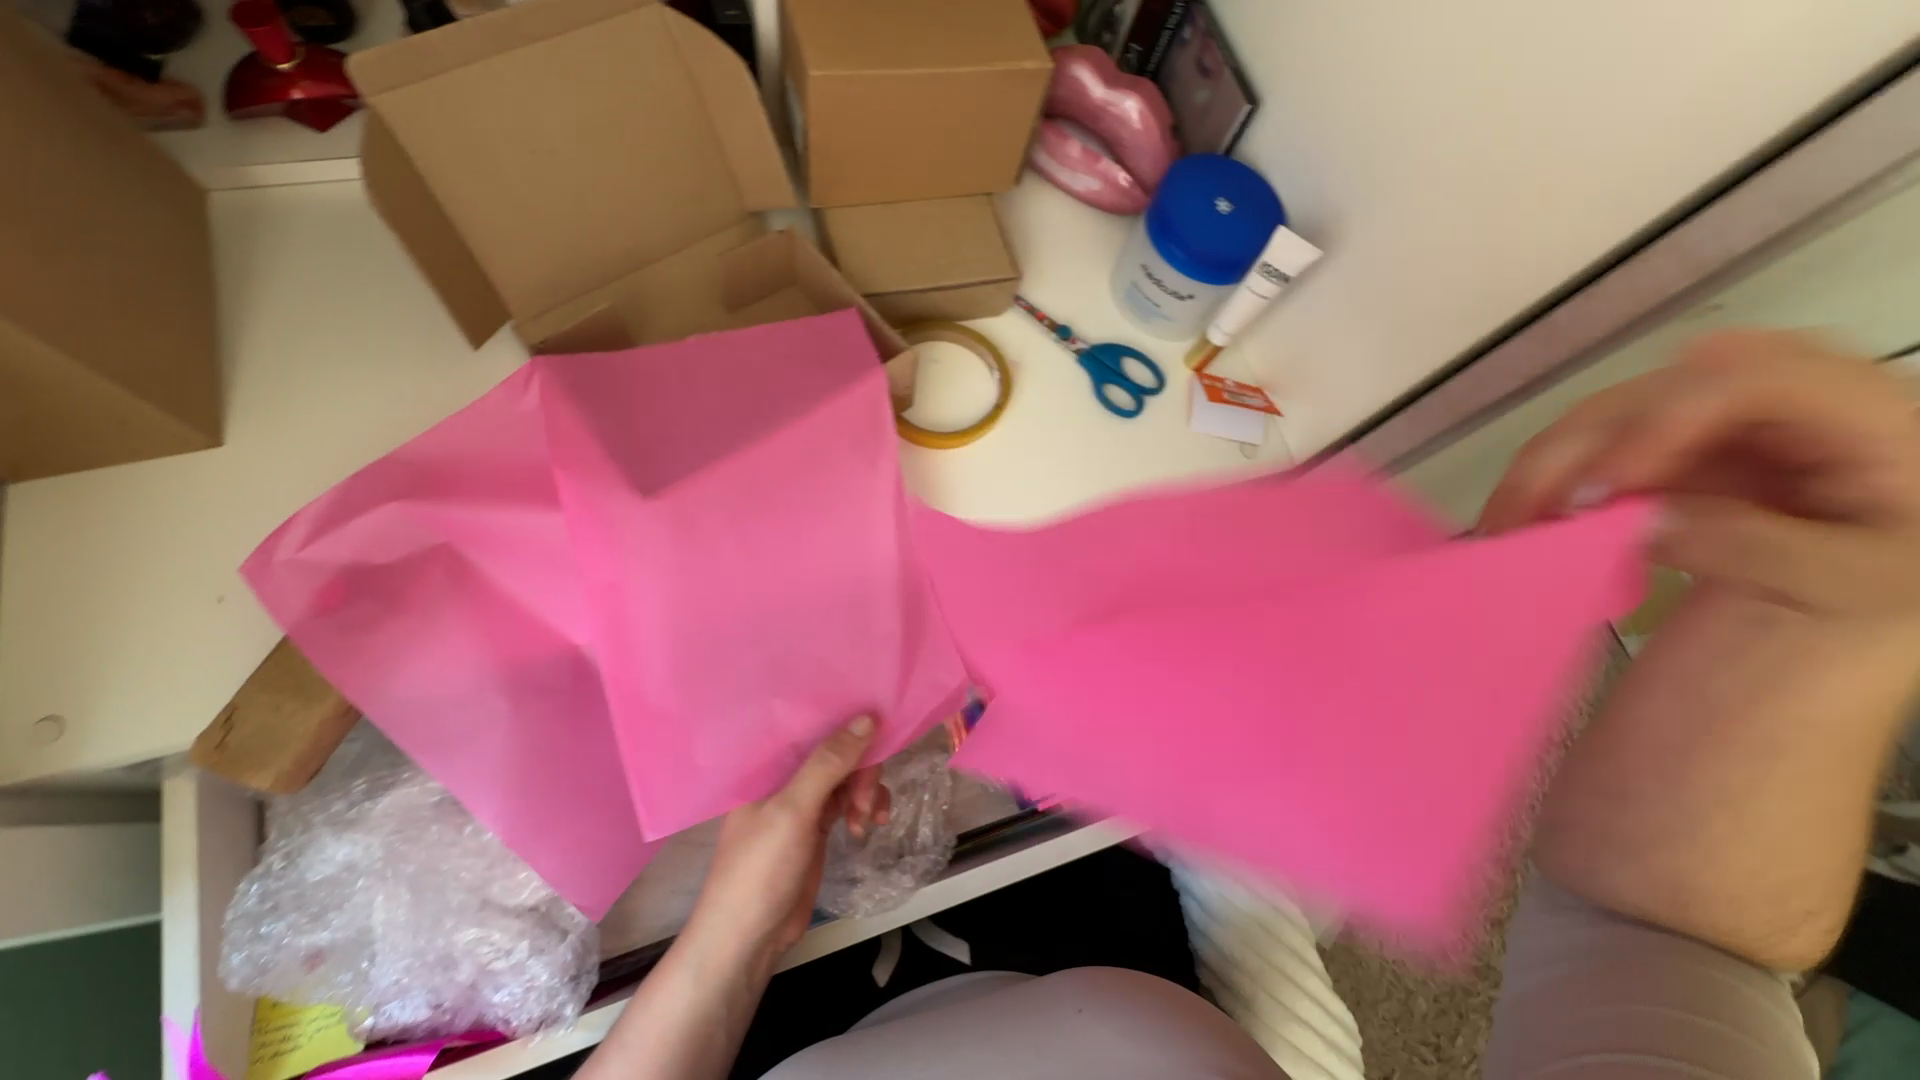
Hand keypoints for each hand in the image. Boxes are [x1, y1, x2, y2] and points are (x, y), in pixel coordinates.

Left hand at [679, 717, 888, 972]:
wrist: (748, 939)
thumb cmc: (759, 870)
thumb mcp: (794, 811)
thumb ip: (828, 764)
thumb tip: (867, 718)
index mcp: (768, 765)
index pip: (812, 726)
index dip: (846, 722)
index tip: (881, 724)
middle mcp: (784, 777)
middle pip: (836, 752)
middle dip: (860, 770)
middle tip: (865, 800)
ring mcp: (801, 804)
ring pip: (846, 777)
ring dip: (866, 791)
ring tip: (868, 820)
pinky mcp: (815, 828)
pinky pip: (848, 802)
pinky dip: (863, 809)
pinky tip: (867, 827)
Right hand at [1480, 330, 1919, 615]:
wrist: (1794, 691)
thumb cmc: (1845, 644)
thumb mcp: (1841, 598)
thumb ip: (1760, 546)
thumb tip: (1645, 518)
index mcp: (1880, 437)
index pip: (1765, 382)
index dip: (1673, 415)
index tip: (1604, 483)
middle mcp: (1798, 420)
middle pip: (1673, 388)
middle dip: (1591, 440)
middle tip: (1535, 505)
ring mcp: (1730, 443)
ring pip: (1619, 415)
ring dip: (1553, 462)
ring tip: (1509, 520)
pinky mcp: (1676, 471)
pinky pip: (1598, 454)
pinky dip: (1550, 482)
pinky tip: (1523, 517)